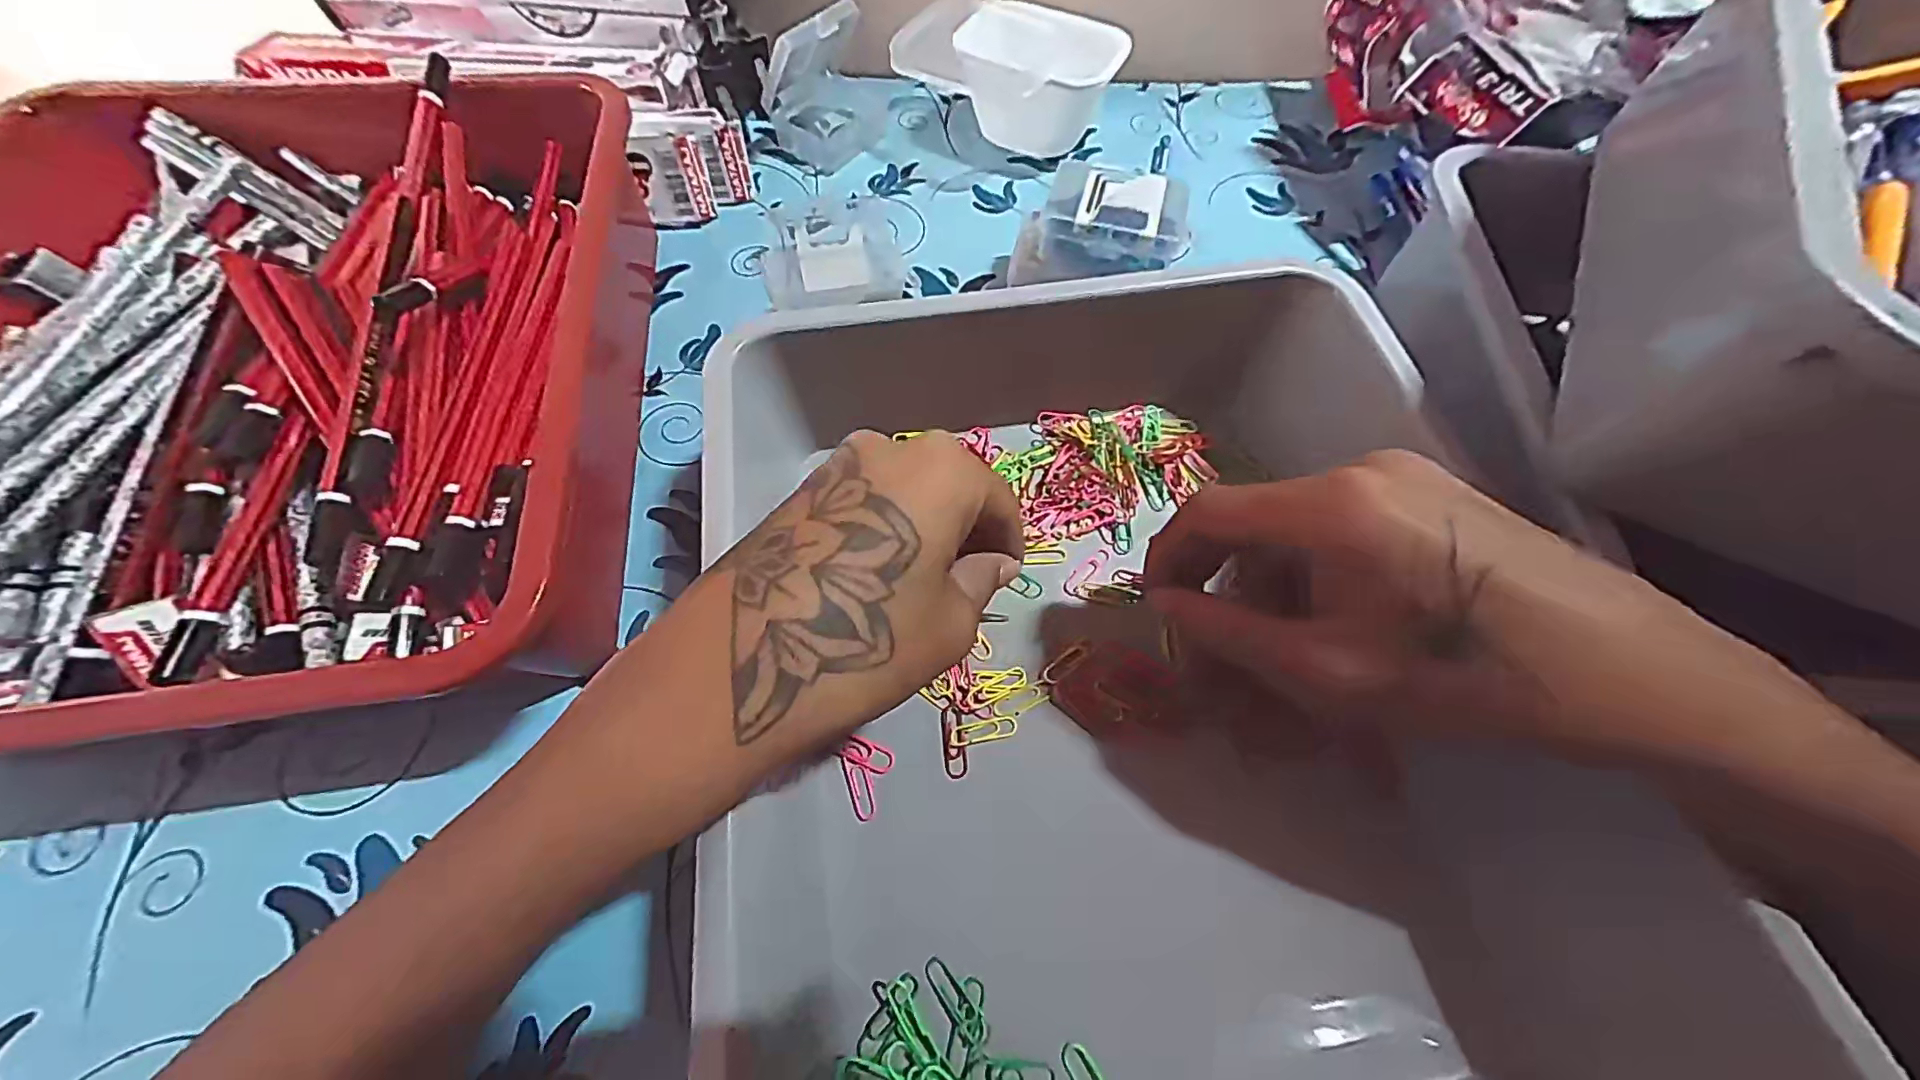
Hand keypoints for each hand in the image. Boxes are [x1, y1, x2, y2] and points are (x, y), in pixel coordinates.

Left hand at [714, 429, 1022, 756]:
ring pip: (907, 489)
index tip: (1007, 572)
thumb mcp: (950, 624)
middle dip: (968, 527)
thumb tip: (991, 563)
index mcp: (944, 469)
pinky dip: (888, 525)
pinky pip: (867, 498)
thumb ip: (980, 580)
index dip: (1010, 538)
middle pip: (951, 484)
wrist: (744, 655)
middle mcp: (892, 448)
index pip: (998, 498)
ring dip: (926, 524)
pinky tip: (880, 570)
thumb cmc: (870, 639)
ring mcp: (840, 464)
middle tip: (970, 578)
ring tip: (923, 578)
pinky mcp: (803, 488)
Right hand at [1144, 450, 1849, 770]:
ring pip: (1296, 536)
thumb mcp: (1322, 671)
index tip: (1160, 606)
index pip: (1208, 511)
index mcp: (1328, 503)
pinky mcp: (1432, 497)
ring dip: (1273, 597)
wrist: (1629, 675)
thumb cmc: (1462, 678)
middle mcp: (1358, 471)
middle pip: (1254, 527)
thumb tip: (1165, 604)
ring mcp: (1402, 479)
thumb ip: (1225, 633)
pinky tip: (1337, 635)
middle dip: (1226, 595)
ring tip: (1287, 663)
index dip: (1168, 556)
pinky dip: (1316, 584)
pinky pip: (1340, 535)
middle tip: (1224, 659)